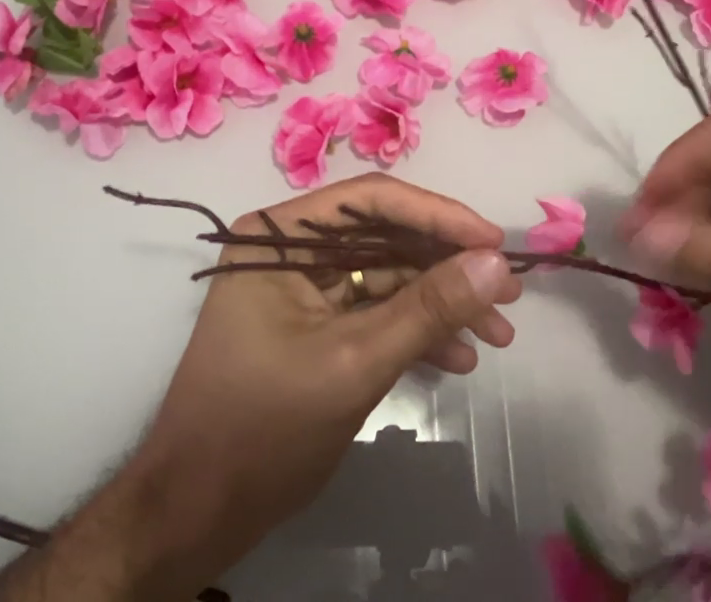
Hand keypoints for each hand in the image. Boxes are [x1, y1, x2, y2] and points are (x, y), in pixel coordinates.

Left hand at [21, 173, 521, 601]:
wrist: (202, 508)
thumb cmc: (265, 425)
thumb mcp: (355, 361)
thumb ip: (428, 308)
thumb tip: (496, 261)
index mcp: (278, 238)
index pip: (372, 202)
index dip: (440, 217)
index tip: (495, 243)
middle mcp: (288, 251)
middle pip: (385, 239)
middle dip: (448, 269)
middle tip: (509, 295)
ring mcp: (302, 291)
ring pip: (387, 279)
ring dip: (441, 306)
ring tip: (498, 335)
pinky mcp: (315, 329)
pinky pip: (375, 314)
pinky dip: (416, 334)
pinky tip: (458, 359)